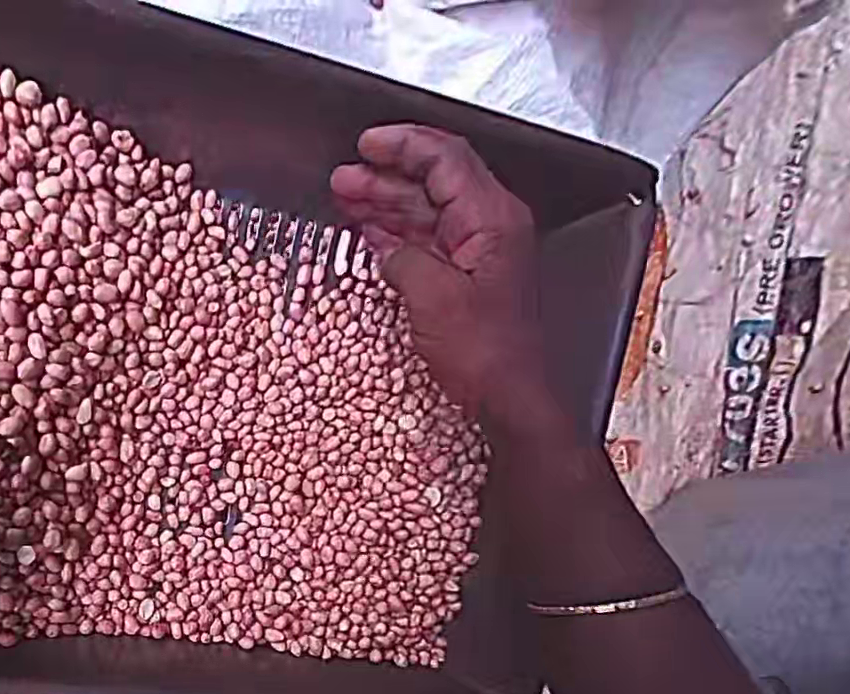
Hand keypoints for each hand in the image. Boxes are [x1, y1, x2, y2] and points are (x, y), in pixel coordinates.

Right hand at [330, 124, 547, 422]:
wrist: (507, 393)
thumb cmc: (482, 350)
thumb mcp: (435, 300)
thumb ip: (405, 262)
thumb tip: (384, 248)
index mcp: (491, 220)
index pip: (445, 161)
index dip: (403, 146)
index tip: (366, 144)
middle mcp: (486, 228)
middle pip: (431, 185)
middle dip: (385, 178)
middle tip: (342, 179)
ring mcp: (474, 254)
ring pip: (425, 214)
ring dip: (385, 206)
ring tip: (346, 199)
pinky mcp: (462, 279)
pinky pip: (424, 245)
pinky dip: (395, 238)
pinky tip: (370, 235)